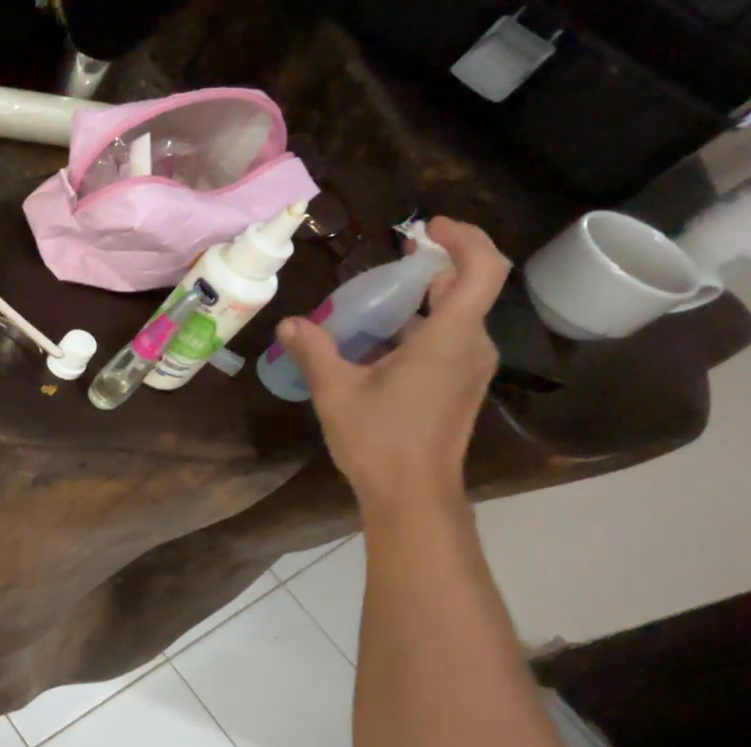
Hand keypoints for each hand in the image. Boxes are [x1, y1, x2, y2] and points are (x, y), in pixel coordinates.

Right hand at [278, 217, 511, 513]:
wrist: (412, 493)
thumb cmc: (378, 439)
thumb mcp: (336, 393)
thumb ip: (315, 352)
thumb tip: (290, 323)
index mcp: (450, 337)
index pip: (481, 267)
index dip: (463, 238)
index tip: (427, 229)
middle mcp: (472, 346)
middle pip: (465, 290)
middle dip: (431, 270)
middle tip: (390, 265)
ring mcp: (470, 369)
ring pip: (454, 319)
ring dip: (420, 305)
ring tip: (372, 309)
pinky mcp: (460, 388)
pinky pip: (447, 344)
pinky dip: (419, 332)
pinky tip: (378, 349)